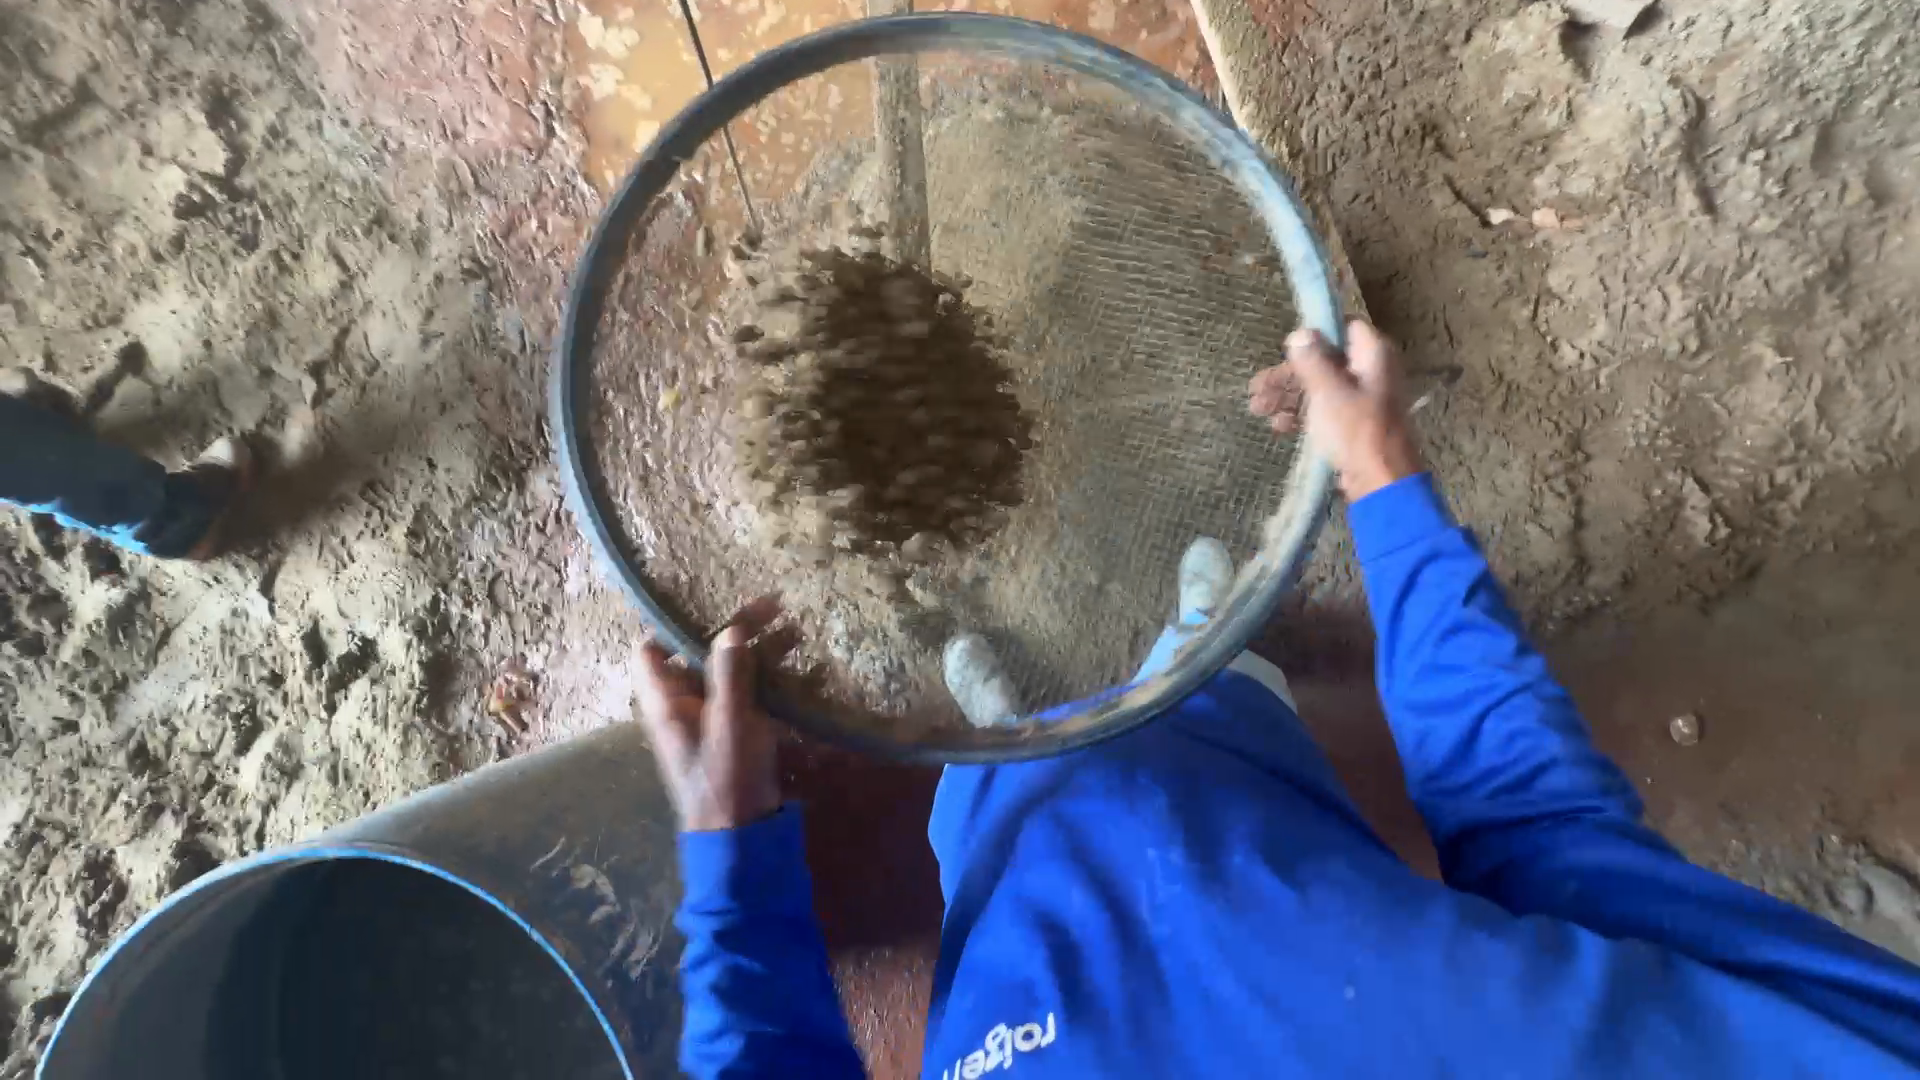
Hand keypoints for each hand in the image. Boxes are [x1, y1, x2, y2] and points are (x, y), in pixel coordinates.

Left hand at [635, 597, 788, 831]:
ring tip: (797, 631)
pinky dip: (771, 677)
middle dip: (735, 630)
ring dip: (760, 650)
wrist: (742, 834)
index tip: (709, 605)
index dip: (672, 624)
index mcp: (667, 702)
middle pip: (700, 653)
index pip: (650, 651)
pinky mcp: (736, 730)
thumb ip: (731, 677)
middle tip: (774, 608)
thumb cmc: (727, 780)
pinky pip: (750, 692)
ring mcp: (712, 717)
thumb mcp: (730, 725)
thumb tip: (731, 630)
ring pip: (730, 670)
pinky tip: (805, 670)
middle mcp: (685, 705)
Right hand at [1248, 319, 1424, 500]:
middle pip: (1324, 361)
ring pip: (1318, 387)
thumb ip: (1313, 360)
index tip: (1285, 348)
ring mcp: (1359, 399)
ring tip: (1256, 409)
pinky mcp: (1350, 423)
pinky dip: (1299, 414)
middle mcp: (1368, 372)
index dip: (1315, 334)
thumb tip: (1299, 332)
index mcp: (1372, 357)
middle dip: (1289, 373)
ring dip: (1287, 396)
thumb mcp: (1329, 392)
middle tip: (1256, 386)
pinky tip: (1277, 425)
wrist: (1378, 480)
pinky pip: (1321, 410)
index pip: (1345, 328)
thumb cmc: (1355, 431)